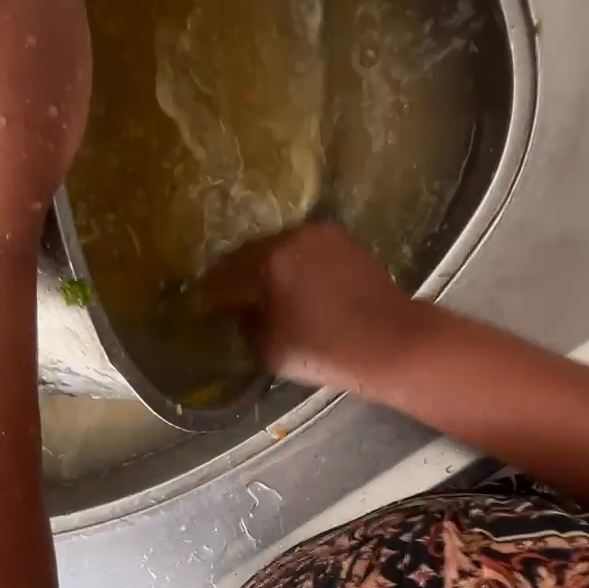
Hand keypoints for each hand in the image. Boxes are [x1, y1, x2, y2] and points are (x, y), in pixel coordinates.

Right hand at [200, 224, 438, 393]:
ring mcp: (316, 235)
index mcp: (267, 267)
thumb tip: (236, 311)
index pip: (222, 279)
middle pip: (245, 256)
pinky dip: (290, 262)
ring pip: (274, 247)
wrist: (390, 341)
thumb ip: (244, 325)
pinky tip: (291, 281)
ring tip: (257, 288)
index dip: (207, 296)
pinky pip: (301, 247)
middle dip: (232, 276)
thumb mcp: (269, 350)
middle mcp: (288, 240)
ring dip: (261, 266)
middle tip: (222, 295)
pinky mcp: (339, 238)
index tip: (198, 305)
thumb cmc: (326, 353)